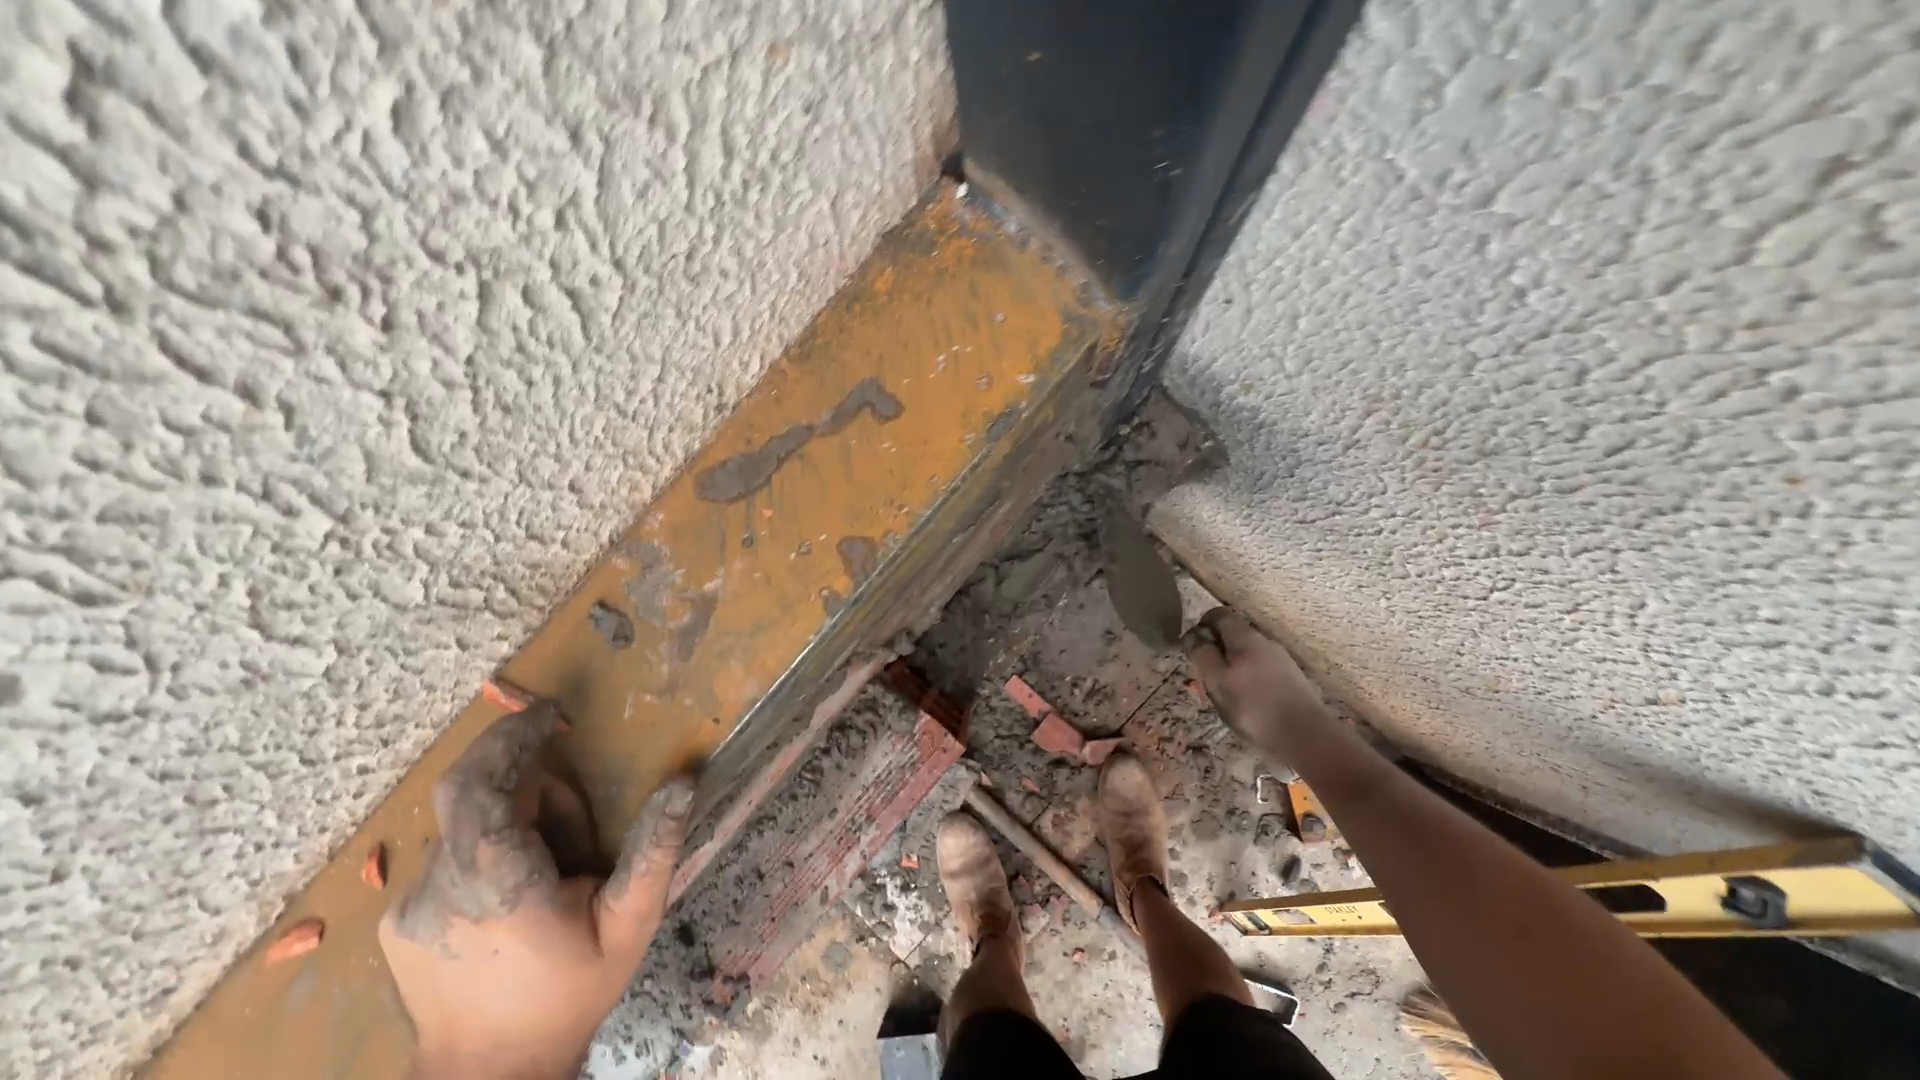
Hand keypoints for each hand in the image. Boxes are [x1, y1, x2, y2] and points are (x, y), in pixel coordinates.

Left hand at [378, 702, 695, 1079]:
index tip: (552, 715)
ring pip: (464, 825)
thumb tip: (685, 782)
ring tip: (553, 876)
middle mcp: (440, 884)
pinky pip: (448, 856)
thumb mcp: (628, 925)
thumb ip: (654, 849)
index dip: (512, 737)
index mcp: (496, 882)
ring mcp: (410, 903)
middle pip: (474, 792)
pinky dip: (487, 851)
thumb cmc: (569, 996)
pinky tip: (516, 897)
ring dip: (511, 824)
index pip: (481, 781)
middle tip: (574, 829)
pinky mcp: (398, 918)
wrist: (491, 1077)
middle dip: (527, 782)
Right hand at [1183, 606, 1329, 761]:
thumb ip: (1202, 654)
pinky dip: (1249, 677)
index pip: (1219, 614)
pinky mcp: (1292, 678)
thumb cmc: (1254, 707)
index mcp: (1245, 637)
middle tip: (1206, 676)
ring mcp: (1282, 659)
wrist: (1305, 735)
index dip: (1202, 626)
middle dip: (1217, 648)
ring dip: (1233, 665)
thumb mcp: (1217, 681)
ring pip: (1249, 652)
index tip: (1193, 648)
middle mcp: (1266, 641)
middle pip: (1234, 634)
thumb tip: (1192, 634)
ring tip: (1226, 692)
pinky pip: (1262, 668)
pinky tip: (1249, 700)